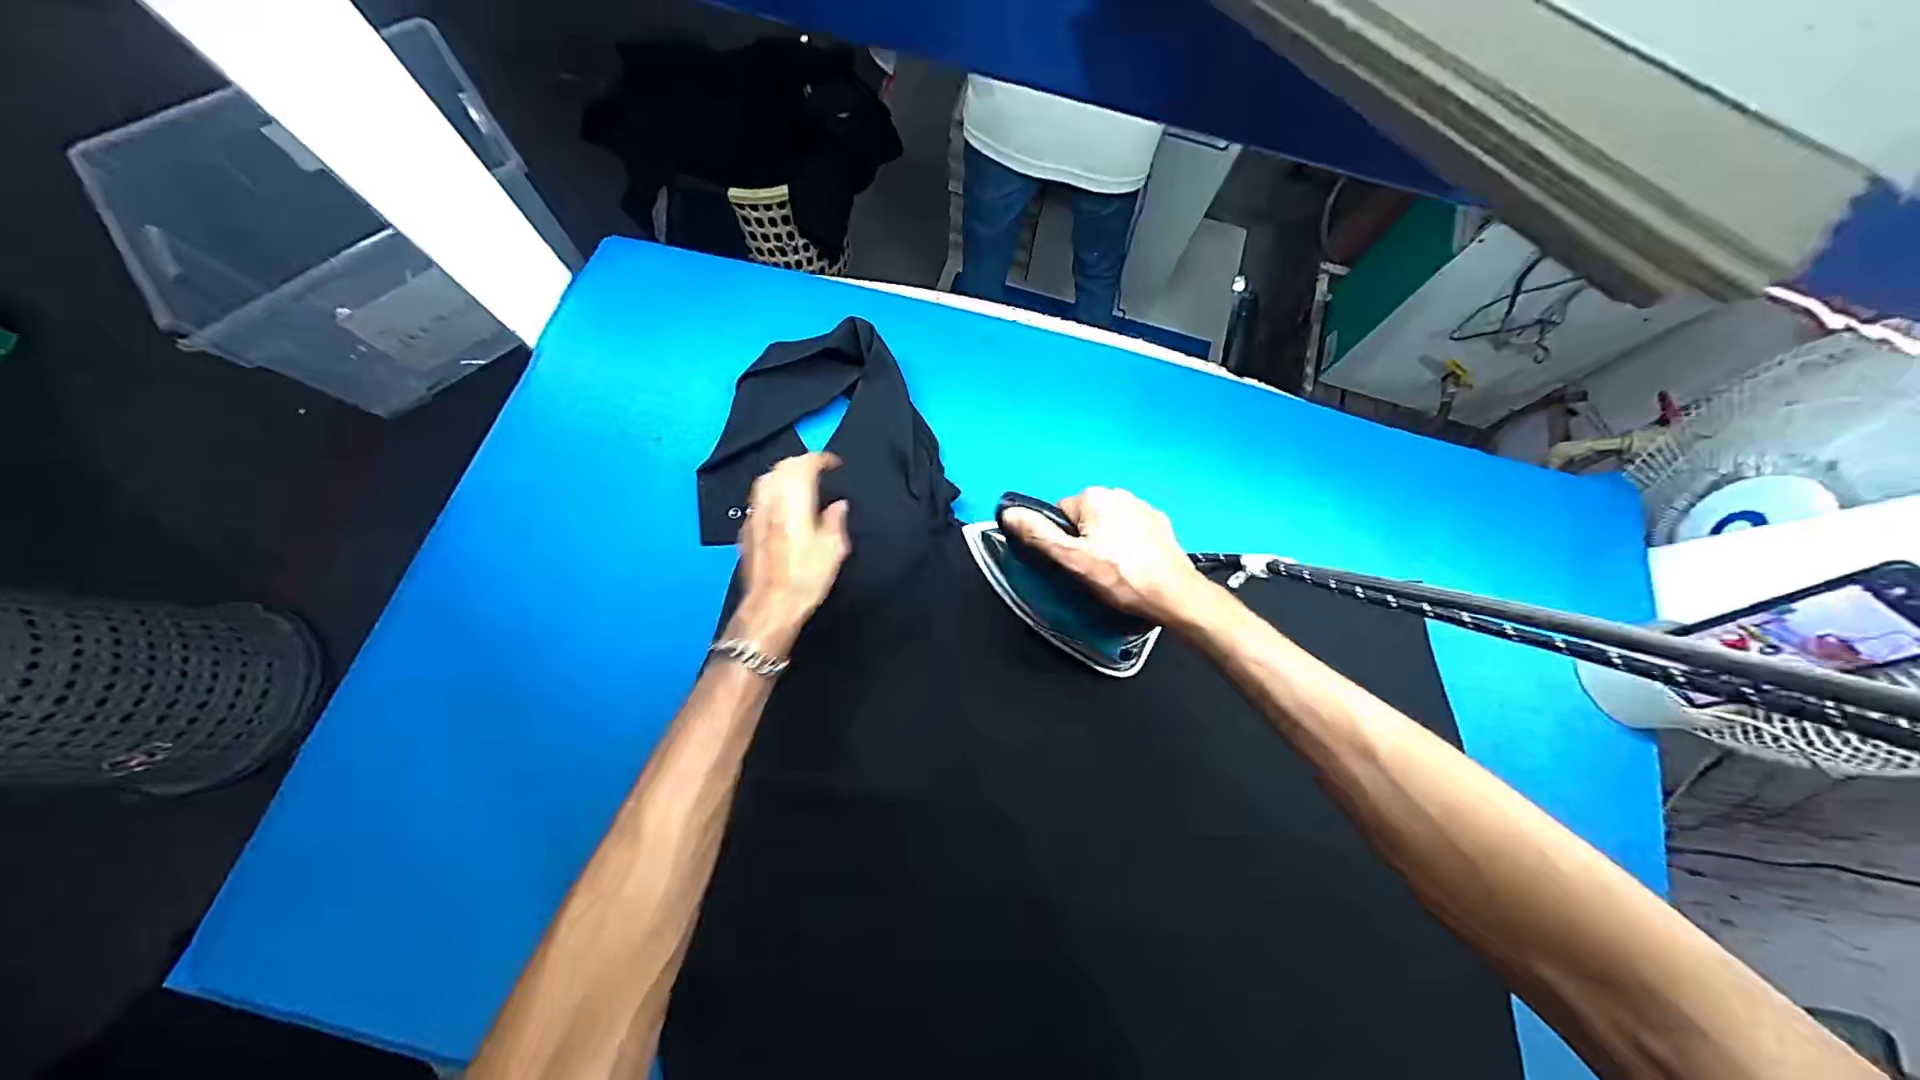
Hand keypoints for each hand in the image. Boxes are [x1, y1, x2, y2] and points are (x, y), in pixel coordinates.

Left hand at [729, 453, 851, 651]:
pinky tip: (781, 505)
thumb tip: (837, 506)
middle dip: (800, 462)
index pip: (803, 464)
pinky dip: (772, 493)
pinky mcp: (747, 531)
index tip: (832, 463)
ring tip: (799, 480)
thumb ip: (836, 521)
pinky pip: (758, 500)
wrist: (772, 606)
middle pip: (781, 467)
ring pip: (765, 480)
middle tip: (817, 467)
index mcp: (794, 503)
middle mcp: (770, 504)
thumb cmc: (804, 580)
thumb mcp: (834, 549)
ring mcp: (755, 517)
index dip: (820, 458)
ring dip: (783, 474)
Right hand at [1000, 487, 1210, 623]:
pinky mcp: (1159, 523)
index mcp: (1094, 496)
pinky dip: (1128, 545)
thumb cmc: (1121, 578)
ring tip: (1117, 571)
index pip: (1060, 515)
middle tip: (1095, 569)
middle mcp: (1119, 493)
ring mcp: (1142, 507)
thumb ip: (1038, 534)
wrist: (1175, 595)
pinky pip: (1130, 530)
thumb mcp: (1072, 560)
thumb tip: (1009, 513)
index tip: (1076, 562)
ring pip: (1107, 525)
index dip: (1063, 541)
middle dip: (1084, 541)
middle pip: (1083, 519)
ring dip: (1107, 543)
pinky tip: (1135, 566)